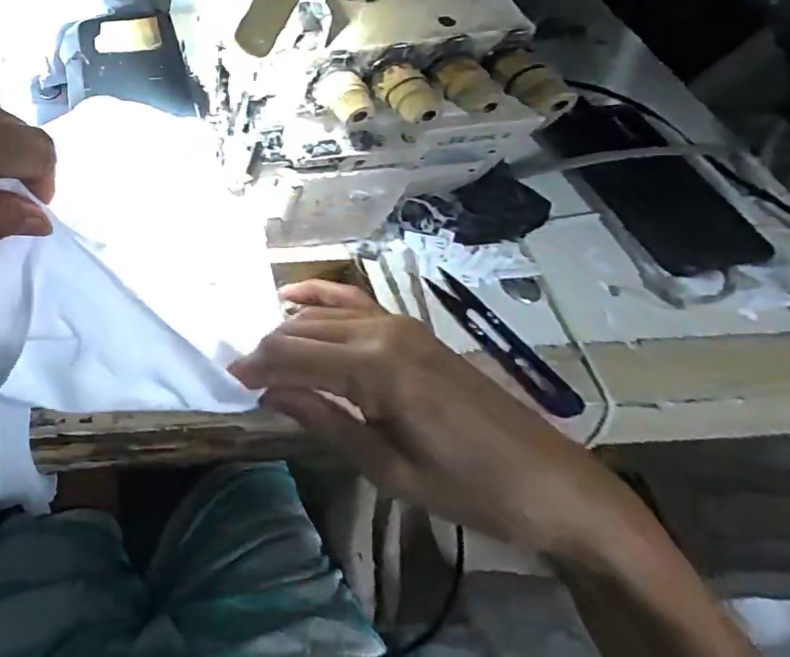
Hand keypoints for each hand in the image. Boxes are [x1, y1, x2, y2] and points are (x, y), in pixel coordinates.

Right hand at [230, 280, 648, 560]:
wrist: (558, 488)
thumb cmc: (474, 491)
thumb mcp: (391, 471)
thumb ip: (325, 422)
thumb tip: (270, 394)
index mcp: (377, 371)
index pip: (293, 355)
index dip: (256, 367)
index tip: (231, 383)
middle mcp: (382, 334)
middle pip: (301, 331)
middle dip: (267, 352)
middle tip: (246, 379)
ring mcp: (399, 324)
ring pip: (321, 315)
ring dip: (287, 332)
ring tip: (265, 358)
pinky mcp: (411, 328)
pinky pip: (352, 301)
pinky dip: (318, 298)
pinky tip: (291, 298)